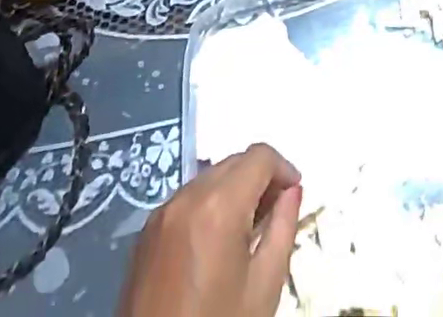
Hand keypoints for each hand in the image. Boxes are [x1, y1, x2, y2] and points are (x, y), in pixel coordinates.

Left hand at [116, 144, 302, 316]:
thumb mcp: (264, 285)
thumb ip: (283, 229)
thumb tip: (292, 191)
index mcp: (219, 205)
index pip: (259, 156)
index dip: (283, 167)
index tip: (295, 191)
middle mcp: (188, 195)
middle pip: (233, 162)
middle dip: (260, 177)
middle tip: (276, 211)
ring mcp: (163, 211)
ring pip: (209, 177)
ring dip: (234, 188)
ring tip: (249, 228)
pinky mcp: (147, 229)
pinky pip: (187, 198)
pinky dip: (209, 203)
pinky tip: (217, 240)